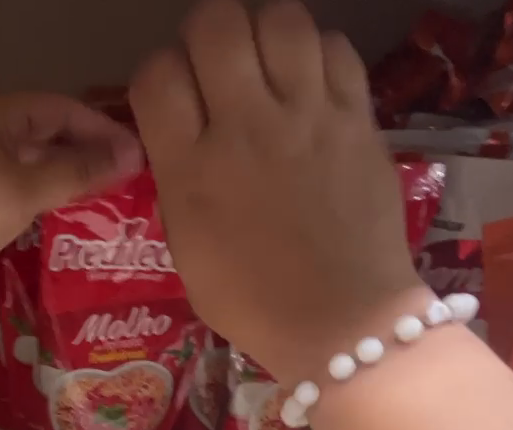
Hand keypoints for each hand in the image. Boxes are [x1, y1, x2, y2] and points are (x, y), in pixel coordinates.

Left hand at [0, 94, 143, 291]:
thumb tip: (130, 156)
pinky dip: (28, 191)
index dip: (99, 128)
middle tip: (117, 176)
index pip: (58, 108)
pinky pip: (0, 181)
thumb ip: (78, 171)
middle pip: (37, 131)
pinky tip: (46, 210)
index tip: (132, 152)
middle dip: (78, 152)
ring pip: (18, 159)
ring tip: (91, 194)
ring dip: (54, 174)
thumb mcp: (27, 190)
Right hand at [131, 0, 421, 383]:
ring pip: (278, 18)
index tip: (169, 100)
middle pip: (215, 24)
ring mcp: (306, 114)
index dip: (157, 76)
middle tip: (213, 67)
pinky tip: (306, 84)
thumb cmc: (248, 300)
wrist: (337, 317)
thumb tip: (184, 138)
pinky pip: (332, 45)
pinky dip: (313, 52)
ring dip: (260, 32)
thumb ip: (180, 180)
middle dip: (204, 36)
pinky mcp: (357, 114)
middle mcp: (243, 127)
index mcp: (190, 170)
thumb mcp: (186, 246)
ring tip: (262, 66)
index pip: (156, 75)